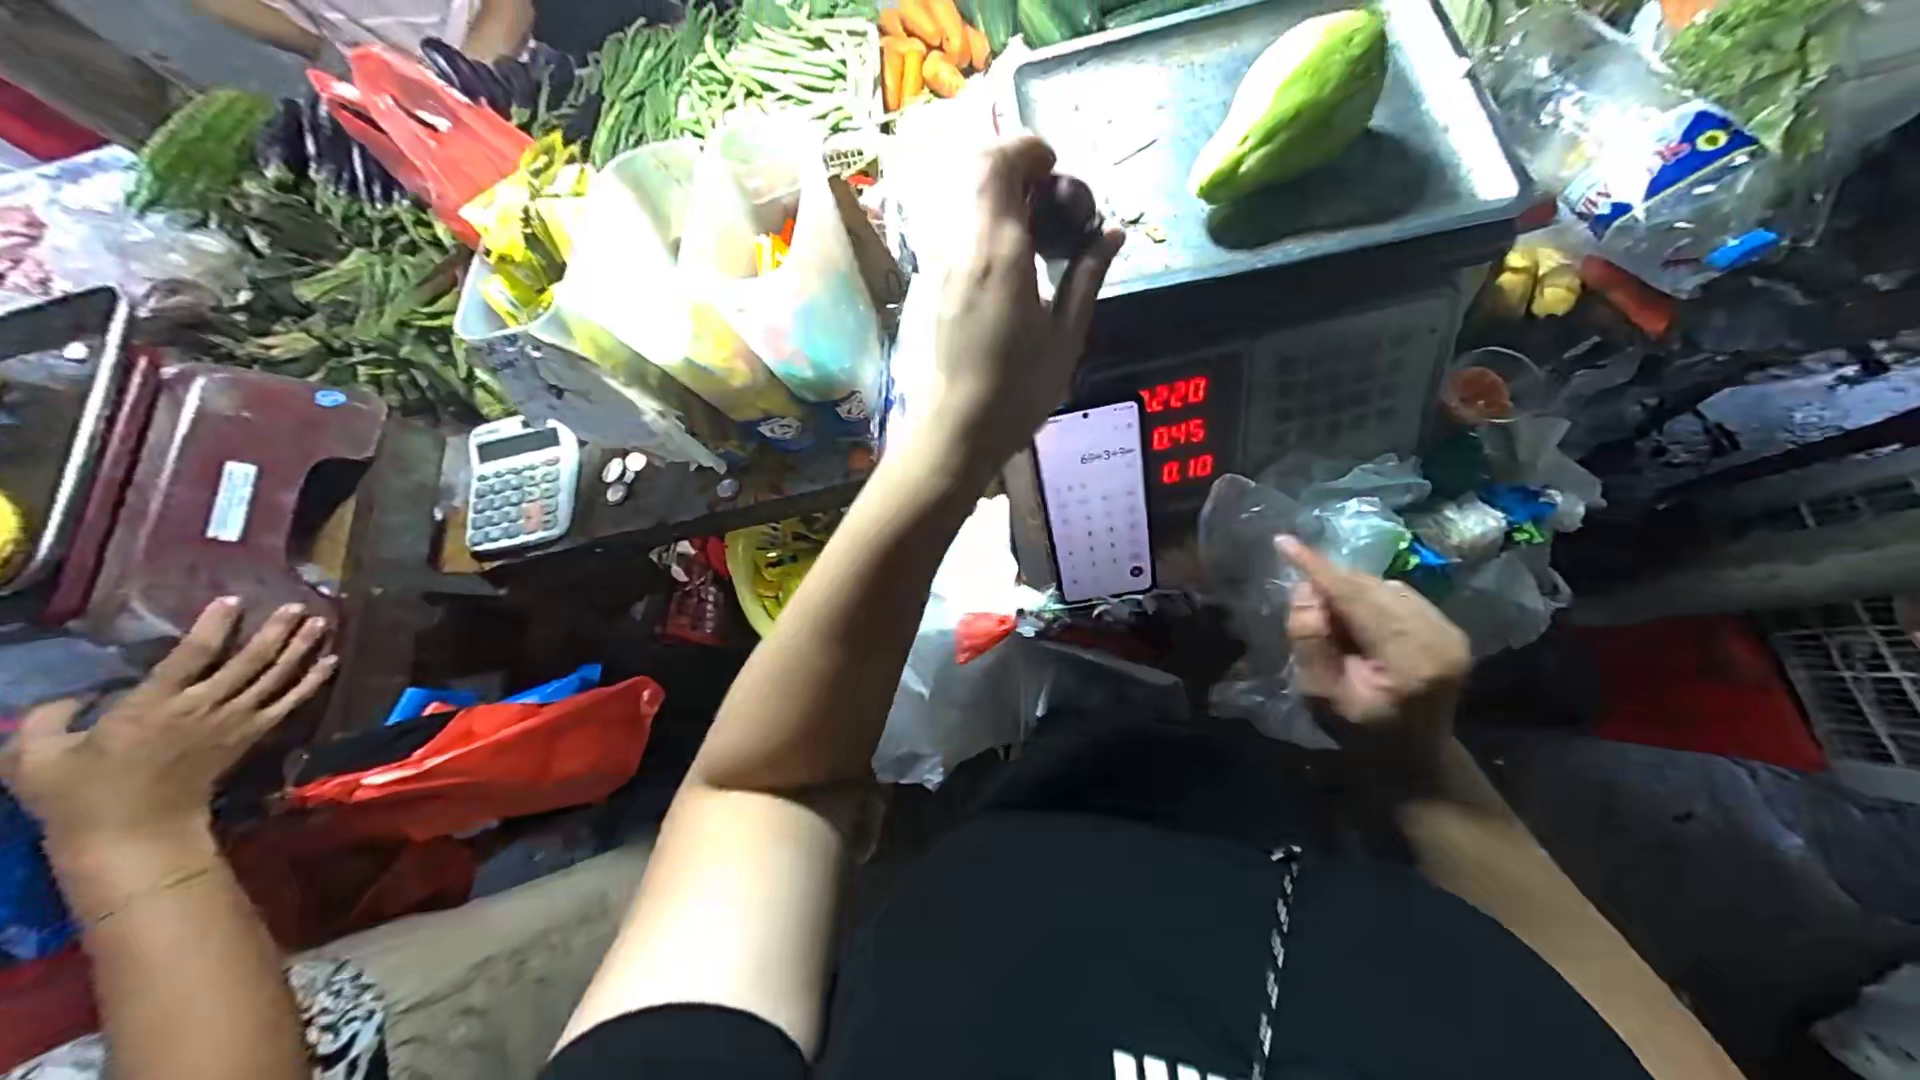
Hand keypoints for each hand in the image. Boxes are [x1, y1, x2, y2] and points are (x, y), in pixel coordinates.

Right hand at [0, 598, 336, 851]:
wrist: (133, 830)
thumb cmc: (78, 793)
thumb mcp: (34, 755)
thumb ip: (50, 715)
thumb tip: (73, 692)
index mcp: (153, 704)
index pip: (192, 653)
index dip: (215, 624)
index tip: (233, 600)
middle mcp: (204, 706)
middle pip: (250, 659)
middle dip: (276, 630)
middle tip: (299, 605)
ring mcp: (235, 720)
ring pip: (277, 676)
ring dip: (301, 648)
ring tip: (322, 622)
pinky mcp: (252, 735)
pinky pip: (290, 702)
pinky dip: (312, 681)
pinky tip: (331, 662)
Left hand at [922, 135, 1124, 471]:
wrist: (961, 429)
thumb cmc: (1020, 388)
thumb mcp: (1066, 334)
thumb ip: (1088, 275)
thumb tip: (1113, 232)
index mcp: (998, 253)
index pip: (997, 164)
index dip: (1027, 149)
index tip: (1057, 167)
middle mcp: (962, 249)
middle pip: (976, 174)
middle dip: (1015, 168)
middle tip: (1051, 199)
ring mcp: (941, 268)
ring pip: (964, 203)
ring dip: (1000, 200)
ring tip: (1037, 234)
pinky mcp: (934, 289)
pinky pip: (959, 234)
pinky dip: (986, 227)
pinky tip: (1013, 264)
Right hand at [1279, 536, 1469, 749]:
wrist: (1415, 756)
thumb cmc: (1360, 732)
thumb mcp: (1320, 695)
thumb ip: (1310, 643)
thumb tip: (1306, 591)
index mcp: (1410, 660)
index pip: (1357, 598)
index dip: (1318, 569)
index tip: (1284, 541)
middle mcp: (1439, 636)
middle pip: (1371, 587)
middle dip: (1330, 583)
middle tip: (1303, 604)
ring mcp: (1449, 630)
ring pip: (1383, 586)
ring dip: (1349, 591)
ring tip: (1332, 622)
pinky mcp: (1449, 627)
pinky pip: (1396, 593)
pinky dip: (1367, 598)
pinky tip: (1356, 623)